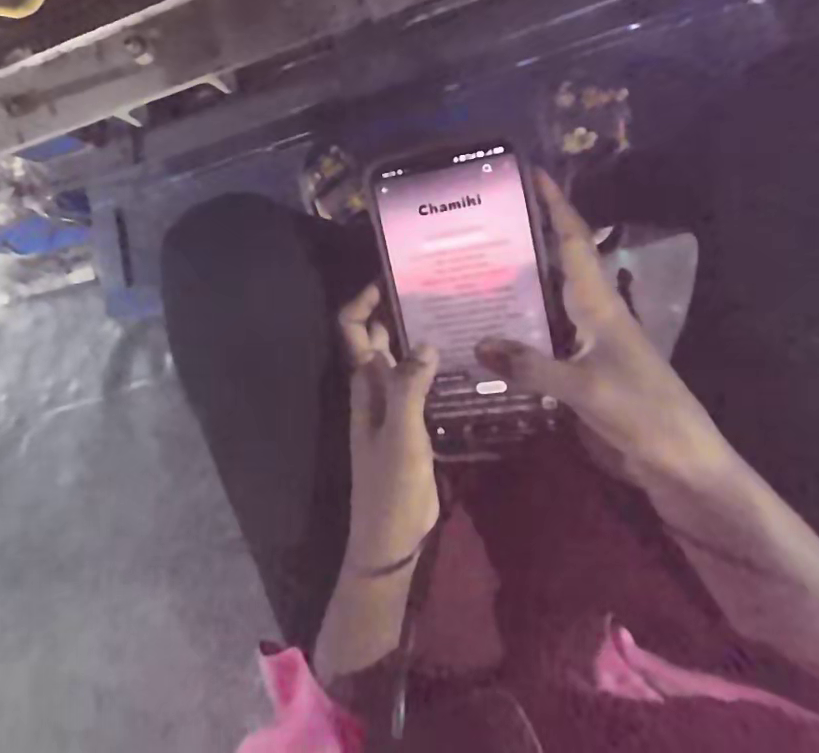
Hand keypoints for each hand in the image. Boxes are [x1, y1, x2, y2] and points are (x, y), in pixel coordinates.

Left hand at [338, 284, 440, 570]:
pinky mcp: (413, 424)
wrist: (392, 538)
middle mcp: (376, 389)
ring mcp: (394, 407)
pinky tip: (463, 361)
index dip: (365, 302)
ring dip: (419, 337)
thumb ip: (408, 388)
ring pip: (402, 360)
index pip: (355, 331)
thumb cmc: (391, 487)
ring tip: (457, 316)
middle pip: (379, 339)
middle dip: (398, 311)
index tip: (391, 279)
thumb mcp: (401, 435)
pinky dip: (434, 366)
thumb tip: (425, 342)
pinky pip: (421, 384)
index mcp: (365, 386)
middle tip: (437, 289)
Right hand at [474, 171, 738, 491]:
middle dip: (527, 239)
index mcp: (600, 306)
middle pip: (558, 265)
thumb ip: (531, 366)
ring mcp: (588, 345)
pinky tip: (489, 336)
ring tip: (473, 272)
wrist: (683, 463)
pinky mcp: (583, 372)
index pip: (575, 242)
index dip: (557, 206)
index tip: (533, 174)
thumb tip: (476, 342)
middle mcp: (592, 316)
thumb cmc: (645, 414)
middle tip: (481, 227)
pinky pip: (543, 340)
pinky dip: (518, 331)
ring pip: (547, 302)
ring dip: (517, 285)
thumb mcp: (587, 389)